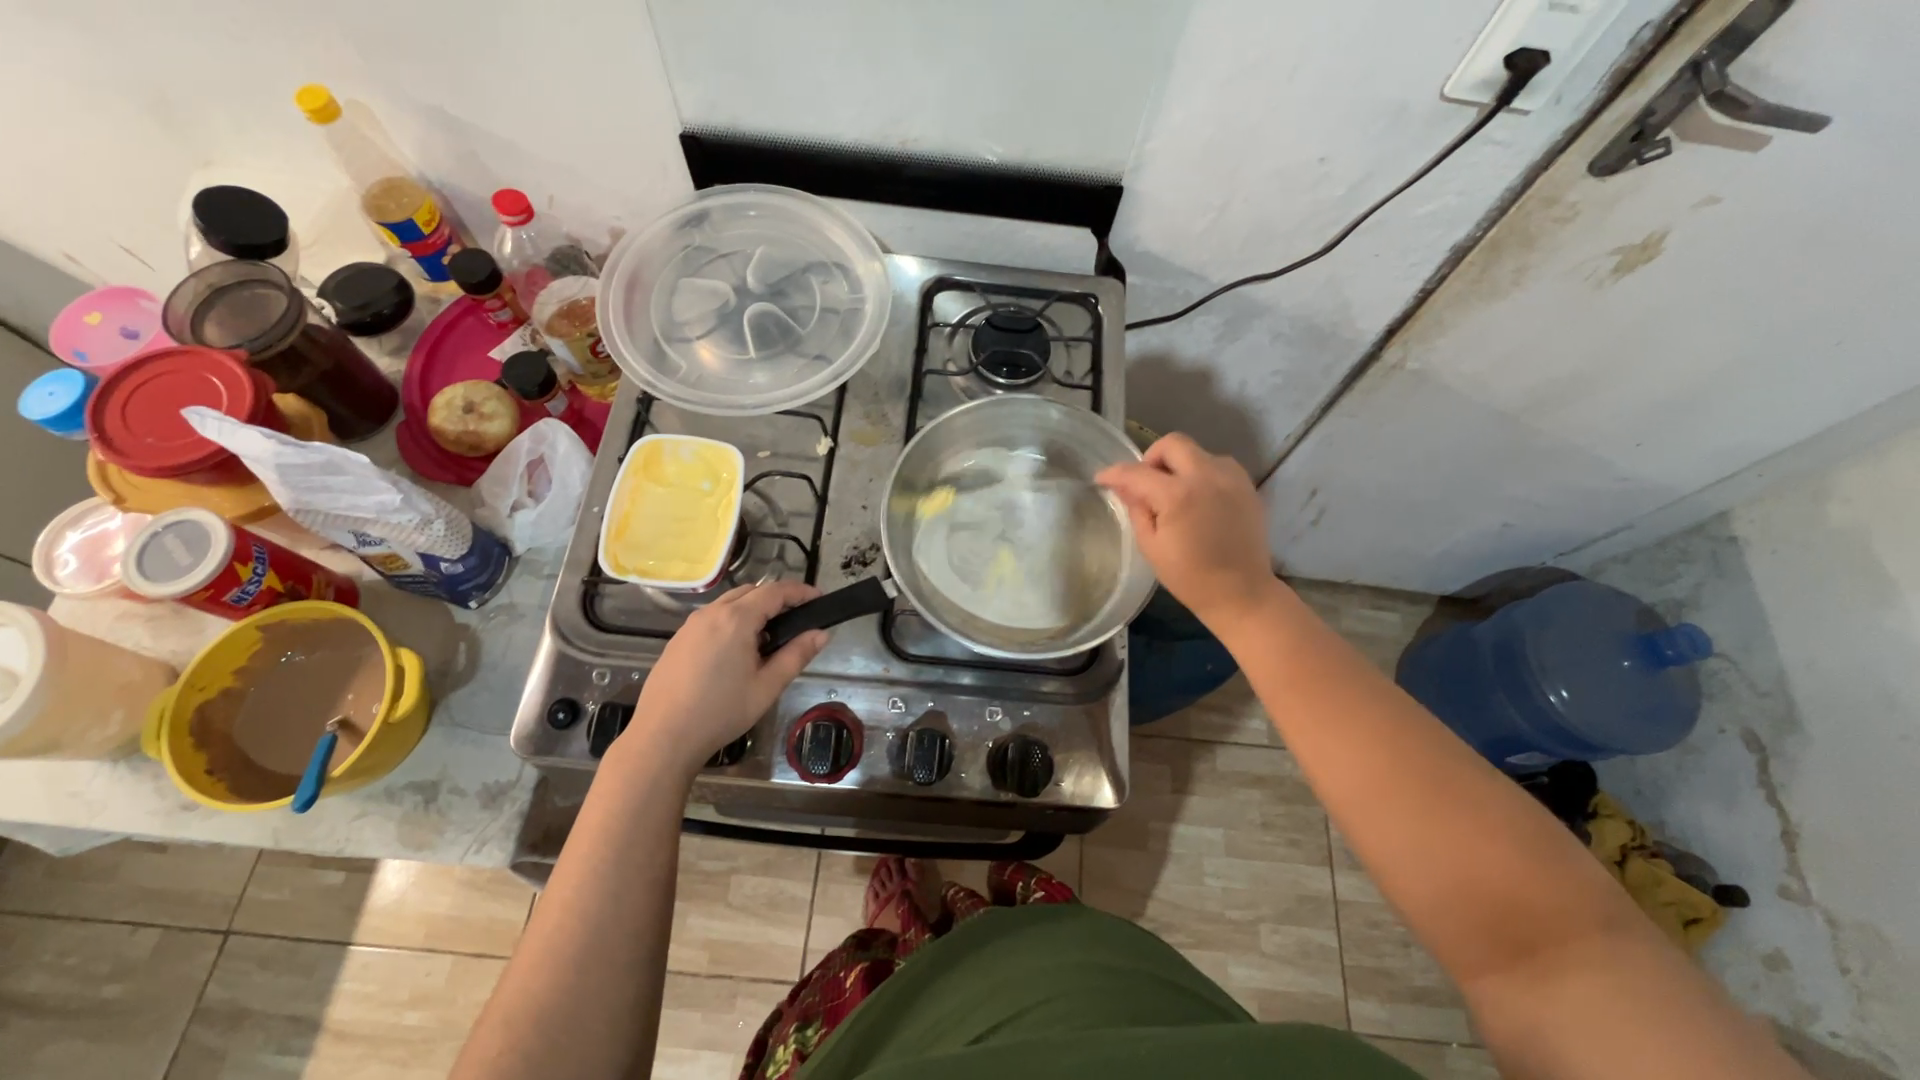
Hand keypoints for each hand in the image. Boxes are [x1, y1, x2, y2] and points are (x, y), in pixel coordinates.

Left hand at [620, 581, 829, 774]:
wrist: (664, 736)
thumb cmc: (721, 712)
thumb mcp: (767, 686)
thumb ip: (796, 655)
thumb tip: (821, 634)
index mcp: (736, 619)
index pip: (775, 591)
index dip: (800, 592)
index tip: (819, 600)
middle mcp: (711, 613)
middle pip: (751, 591)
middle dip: (777, 599)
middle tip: (797, 620)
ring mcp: (690, 625)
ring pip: (728, 603)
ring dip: (752, 609)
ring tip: (768, 638)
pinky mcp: (678, 640)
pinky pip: (712, 618)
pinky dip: (732, 621)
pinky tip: (736, 652)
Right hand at [1096, 433, 1281, 630]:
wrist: (1242, 592)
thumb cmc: (1190, 577)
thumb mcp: (1151, 546)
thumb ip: (1137, 509)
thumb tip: (1125, 487)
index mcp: (1178, 495)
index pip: (1137, 472)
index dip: (1115, 474)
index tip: (1102, 479)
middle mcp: (1207, 476)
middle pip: (1172, 443)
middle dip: (1152, 458)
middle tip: (1146, 483)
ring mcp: (1231, 478)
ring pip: (1198, 452)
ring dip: (1180, 465)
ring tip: (1176, 494)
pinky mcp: (1247, 485)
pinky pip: (1218, 465)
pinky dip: (1202, 474)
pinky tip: (1199, 500)